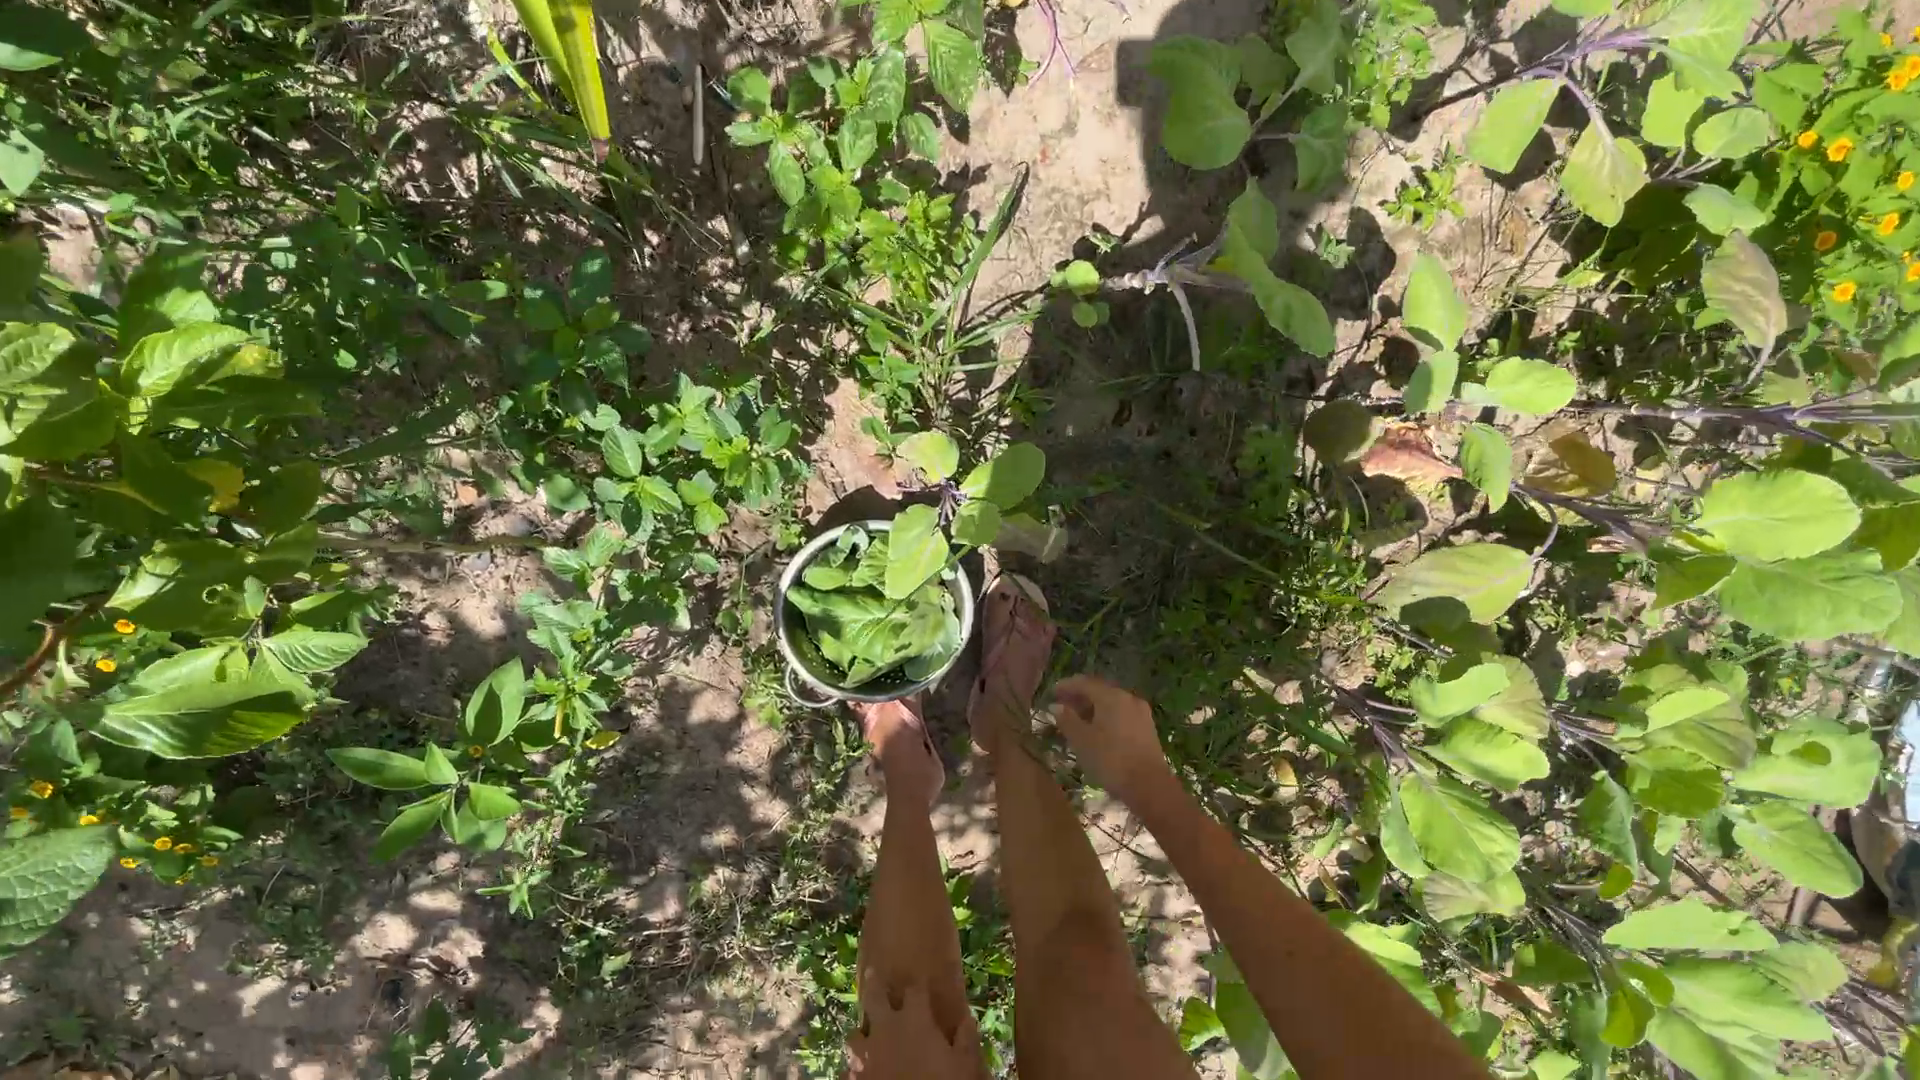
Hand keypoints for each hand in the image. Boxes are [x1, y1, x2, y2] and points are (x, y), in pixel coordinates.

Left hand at [847, 982, 984, 1078]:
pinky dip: (855, 1069)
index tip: (921, 982)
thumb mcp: (965, 1067)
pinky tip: (862, 1072)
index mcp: (914, 1020)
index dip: (918, 986)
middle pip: (874, 996)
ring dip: (861, 1034)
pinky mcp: (852, 1078)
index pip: (915, 990)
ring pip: (854, 1034)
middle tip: (872, 972)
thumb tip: (968, 1020)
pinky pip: (848, 1069)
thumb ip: (966, 1041)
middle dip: (874, 983)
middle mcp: (885, 1029)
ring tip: (866, 1037)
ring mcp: (865, 1054)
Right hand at [1049, 674, 1173, 803]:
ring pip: (1112, 703)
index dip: (1067, 686)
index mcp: (1111, 696)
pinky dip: (1107, 717)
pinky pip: (1122, 714)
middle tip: (1063, 706)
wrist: (1149, 785)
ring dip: (1094, 708)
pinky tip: (1098, 731)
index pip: (1085, 683)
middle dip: (1080, 697)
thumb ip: (1067, 720)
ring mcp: (1141, 713)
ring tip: (1078, 720)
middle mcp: (1128, 698)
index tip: (1052, 692)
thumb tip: (1057, 706)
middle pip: (1100, 691)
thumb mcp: (1082, 740)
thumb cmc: (1110, 760)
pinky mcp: (1147, 728)